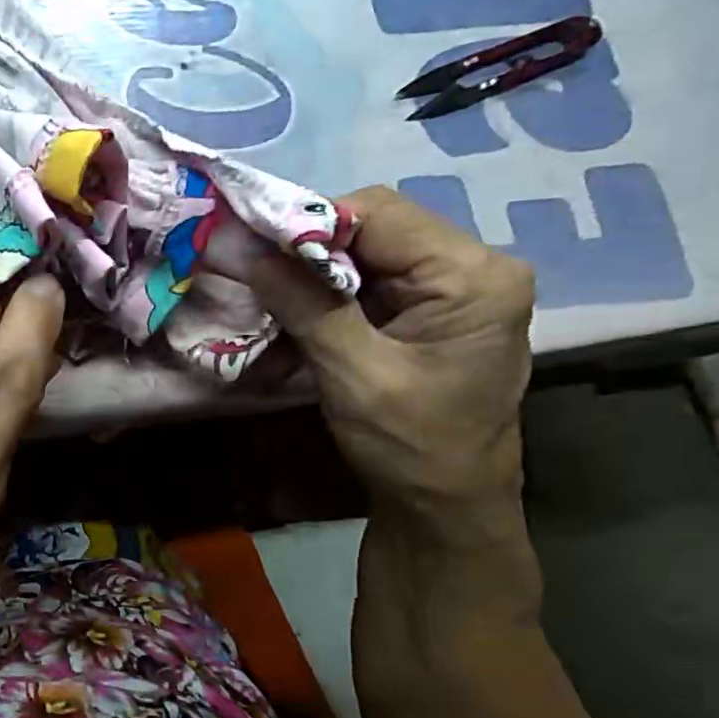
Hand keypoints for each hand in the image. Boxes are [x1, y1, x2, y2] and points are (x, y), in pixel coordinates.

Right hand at [244, 187, 535, 516]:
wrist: (445, 504)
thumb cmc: (410, 444)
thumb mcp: (352, 374)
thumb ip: (304, 306)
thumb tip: (246, 251)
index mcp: (471, 275)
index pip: (379, 213)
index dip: (308, 223)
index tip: (248, 248)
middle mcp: (470, 268)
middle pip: (371, 229)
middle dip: (304, 253)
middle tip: (251, 279)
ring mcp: (450, 290)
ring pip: (360, 257)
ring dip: (307, 281)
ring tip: (265, 307)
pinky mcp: (426, 313)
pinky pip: (364, 287)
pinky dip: (320, 303)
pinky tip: (290, 327)